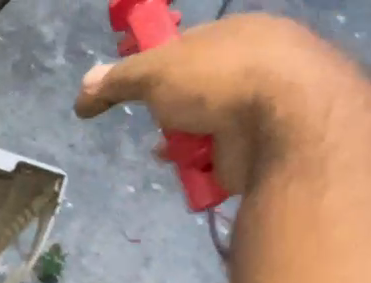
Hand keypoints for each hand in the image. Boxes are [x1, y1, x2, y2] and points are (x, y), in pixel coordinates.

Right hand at [74, 14, 354, 194]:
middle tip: (154, 119)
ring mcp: (264, 102)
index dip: (153, 62)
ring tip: (173, 147)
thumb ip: (116, 80)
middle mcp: (258, 61)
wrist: (287, 122)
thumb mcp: (156, 71)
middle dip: (166, 108)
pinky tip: (190, 163)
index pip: (187, 44)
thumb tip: (83, 90)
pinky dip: (197, 161)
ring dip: (180, 139)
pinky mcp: (263, 140)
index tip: (126, 83)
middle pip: (192, 88)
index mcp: (240, 31)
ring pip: (202, 123)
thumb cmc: (222, 81)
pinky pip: (215, 152)